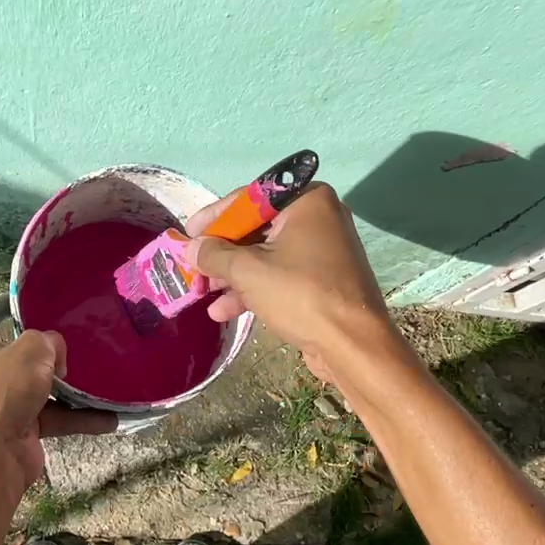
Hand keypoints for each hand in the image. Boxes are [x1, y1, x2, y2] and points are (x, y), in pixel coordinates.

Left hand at [0, 295, 115, 493]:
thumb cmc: (1, 388)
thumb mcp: (31, 348)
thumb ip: (49, 340)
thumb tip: (55, 354)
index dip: (14, 302)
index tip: (41, 295)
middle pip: (19, 349)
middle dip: (49, 348)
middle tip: (81, 336)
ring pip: (39, 385)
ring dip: (71, 386)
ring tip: (103, 374)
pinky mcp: (18, 426)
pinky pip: (53, 415)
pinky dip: (78, 417)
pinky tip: (109, 416)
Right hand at [184, 183, 401, 369]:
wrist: (354, 345)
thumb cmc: (300, 294)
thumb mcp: (248, 271)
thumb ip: (214, 254)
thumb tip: (190, 248)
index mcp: (306, 200)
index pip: (248, 199)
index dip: (215, 217)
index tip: (190, 233)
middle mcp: (318, 217)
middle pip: (256, 228)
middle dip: (223, 252)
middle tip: (195, 266)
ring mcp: (323, 249)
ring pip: (266, 254)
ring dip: (233, 274)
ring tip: (204, 293)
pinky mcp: (323, 278)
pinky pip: (281, 273)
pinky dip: (254, 287)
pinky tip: (224, 310)